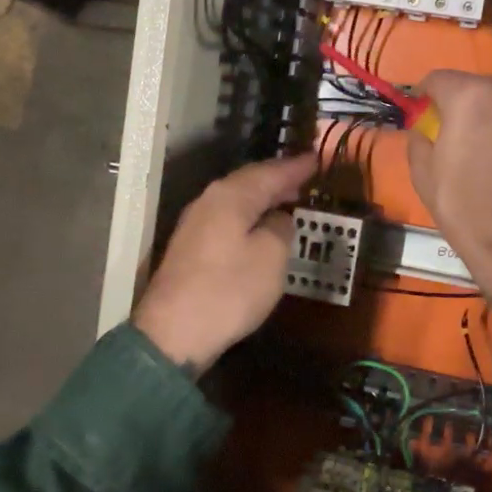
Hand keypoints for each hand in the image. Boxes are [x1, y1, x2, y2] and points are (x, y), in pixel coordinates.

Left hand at [134, 154, 316, 374]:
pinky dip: (249, 215)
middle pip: (250, 181)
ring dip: (263, 197)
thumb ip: (281, 228)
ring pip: (237, 200)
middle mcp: (209, 200)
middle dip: (278, 179)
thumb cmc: (230, 290)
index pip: (271, 172)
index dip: (296, 167)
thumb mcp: (271, 257)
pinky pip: (228, 218)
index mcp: (231, 196)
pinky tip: (261, 225)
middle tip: (306, 177)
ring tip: (288, 198)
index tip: (318, 158)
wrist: (173, 333)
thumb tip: (279, 217)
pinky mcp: (191, 247)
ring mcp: (196, 224)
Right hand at [406, 71, 491, 323]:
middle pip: (479, 87)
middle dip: (466, 105)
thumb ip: (419, 139)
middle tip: (461, 136)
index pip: (439, 78)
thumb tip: (423, 128)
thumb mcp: (424, 176)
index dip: (427, 95)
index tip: (424, 113)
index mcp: (469, 97)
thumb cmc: (466, 210)